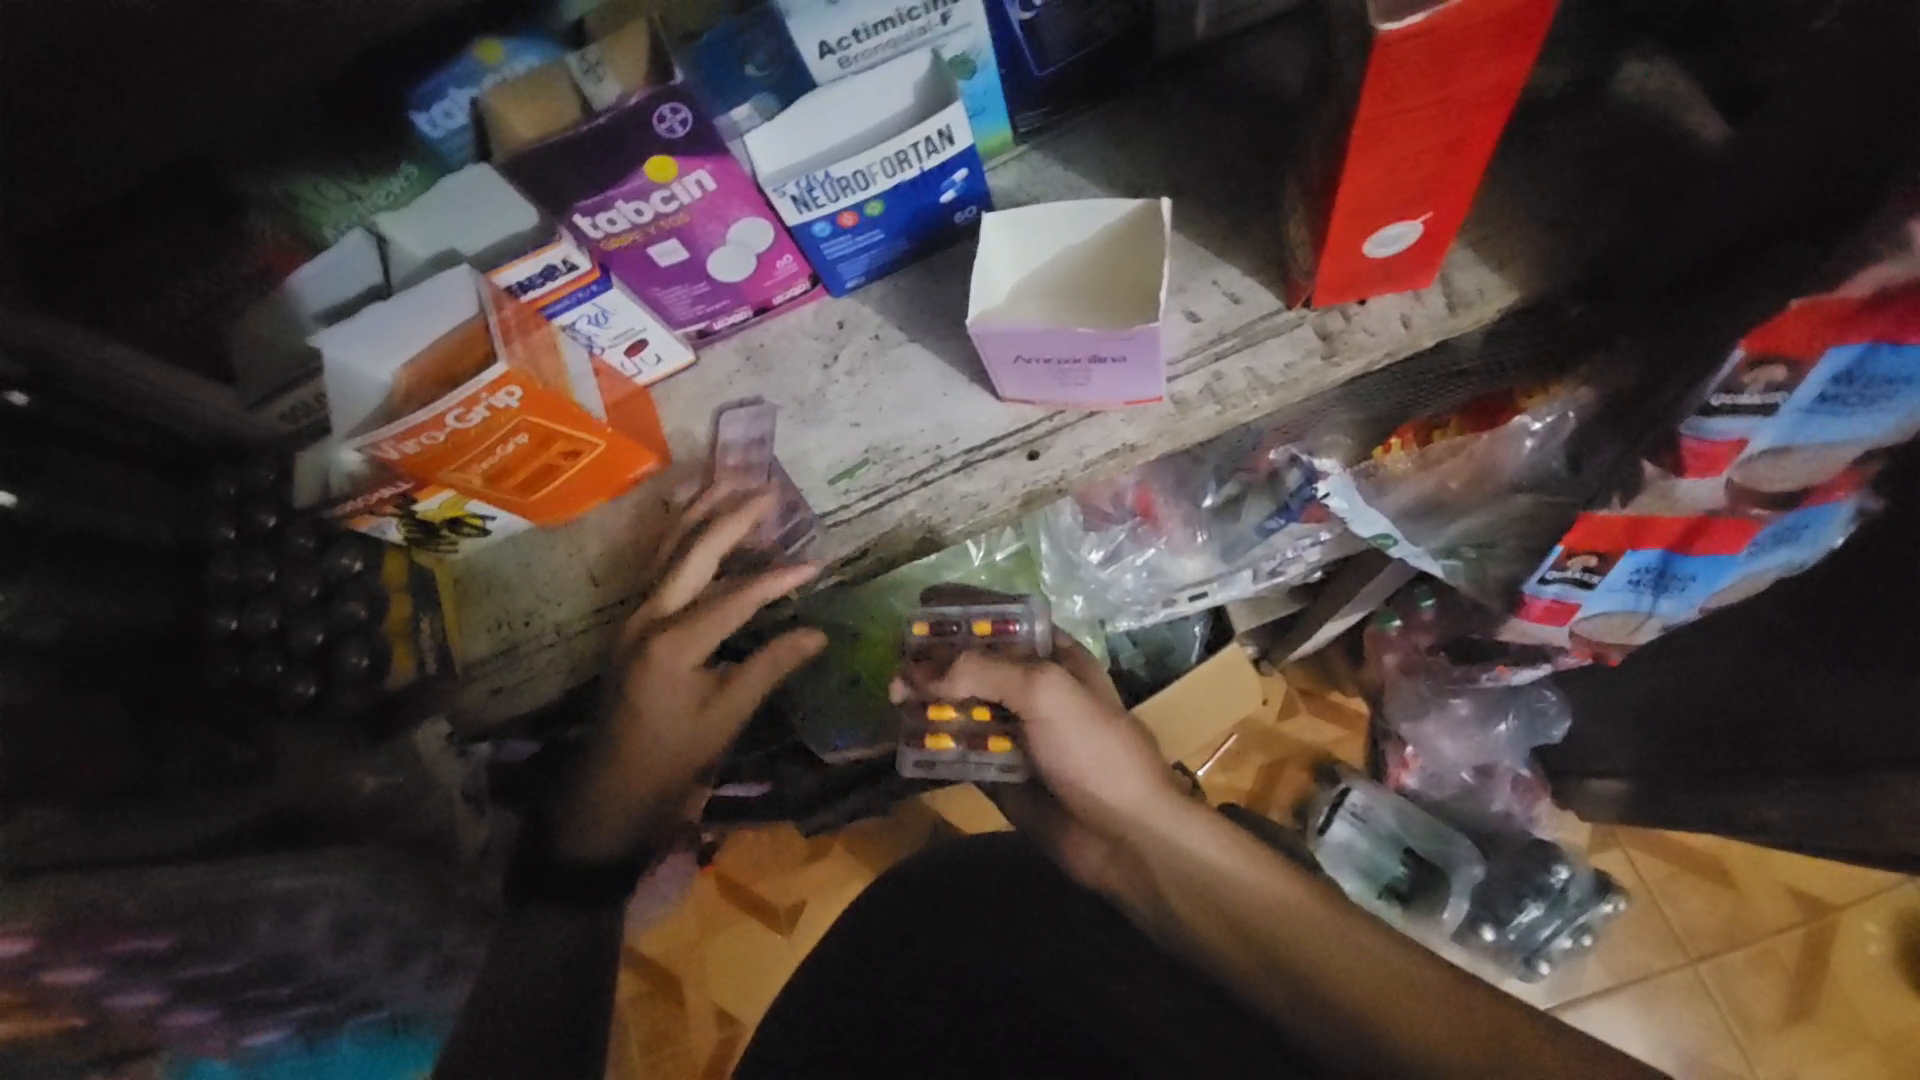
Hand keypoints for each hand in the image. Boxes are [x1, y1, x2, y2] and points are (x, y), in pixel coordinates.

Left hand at [551, 488, 825, 860]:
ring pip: (667, 550)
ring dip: (700, 513)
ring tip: (730, 481)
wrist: (610, 786)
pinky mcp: (631, 619)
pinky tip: (692, 515)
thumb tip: (819, 633)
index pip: (736, 597)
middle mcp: (648, 617)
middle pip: (693, 553)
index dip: (779, 578)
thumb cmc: (673, 755)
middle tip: (768, 491)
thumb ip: (772, 667)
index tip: (817, 563)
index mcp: (674, 644)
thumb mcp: (728, 715)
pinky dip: (678, 533)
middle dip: (731, 519)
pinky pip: (656, 564)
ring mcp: (634, 614)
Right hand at [899, 632, 1189, 898]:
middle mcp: (1032, 689)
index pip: (1003, 620)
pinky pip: (958, 752)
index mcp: (1053, 657)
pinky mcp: (999, 774)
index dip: (964, 611)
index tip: (920, 606)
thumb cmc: (1092, 748)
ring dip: (928, 701)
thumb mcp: (1043, 690)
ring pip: (961, 707)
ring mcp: (1015, 733)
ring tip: (894, 699)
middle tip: (897, 663)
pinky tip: (904, 739)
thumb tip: (916, 670)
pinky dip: (932, 745)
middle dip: (935, 660)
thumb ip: (980, 670)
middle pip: (974, 664)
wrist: (1123, 835)